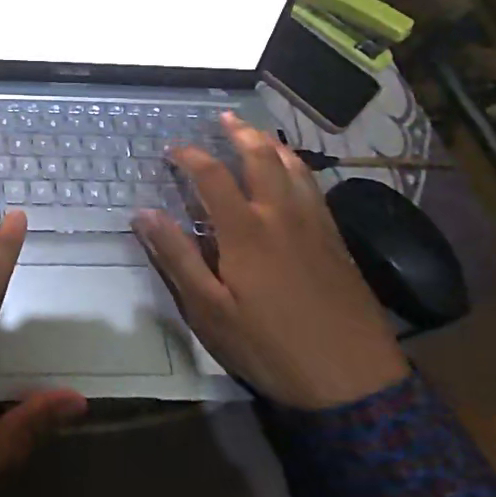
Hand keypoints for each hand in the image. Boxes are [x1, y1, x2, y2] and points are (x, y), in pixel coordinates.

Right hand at [134, 112, 407, 410]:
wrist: (352, 377)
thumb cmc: (269, 345)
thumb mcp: (210, 310)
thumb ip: (178, 257)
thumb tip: (144, 213)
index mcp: (245, 230)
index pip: (212, 175)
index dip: (189, 156)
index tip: (172, 149)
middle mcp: (281, 215)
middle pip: (261, 158)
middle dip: (240, 133)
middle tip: (225, 119)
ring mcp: (314, 225)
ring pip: (295, 167)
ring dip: (272, 145)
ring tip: (257, 134)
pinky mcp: (336, 241)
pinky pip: (315, 188)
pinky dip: (298, 168)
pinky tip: (295, 175)